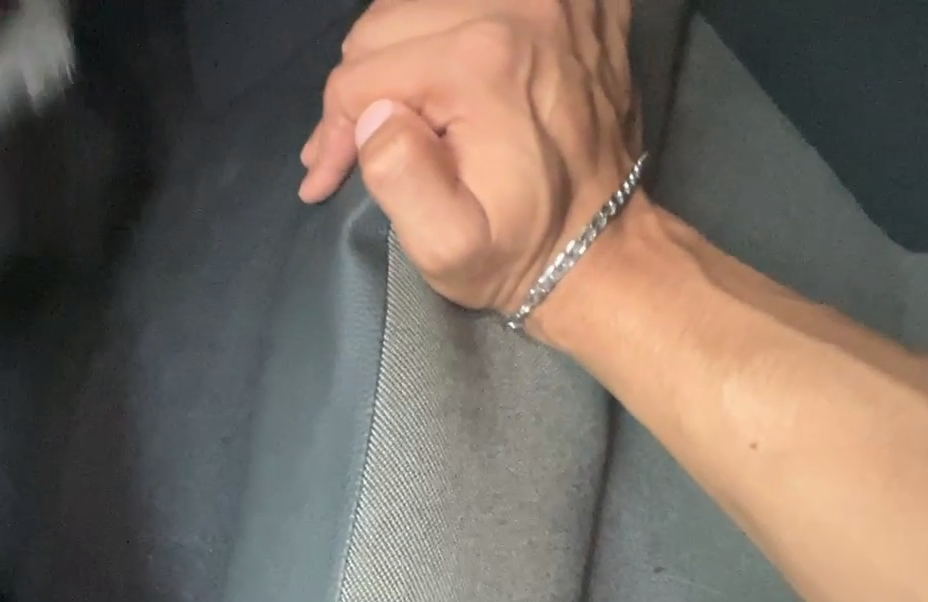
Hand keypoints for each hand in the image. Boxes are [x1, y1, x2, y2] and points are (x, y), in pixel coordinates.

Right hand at [296, 0, 641, 315]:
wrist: (598, 245)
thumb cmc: (514, 251)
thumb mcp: (445, 242)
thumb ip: (399, 176)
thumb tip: (371, 118)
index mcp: (483, 62)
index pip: (360, 74)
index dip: (333, 132)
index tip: (329, 178)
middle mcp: (521, 4)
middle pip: (382, 25)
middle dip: (355, 91)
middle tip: (349, 150)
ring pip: (417, 3)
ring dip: (389, 58)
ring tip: (384, 114)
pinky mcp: (575, 0)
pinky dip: (438, 31)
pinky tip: (433, 78)